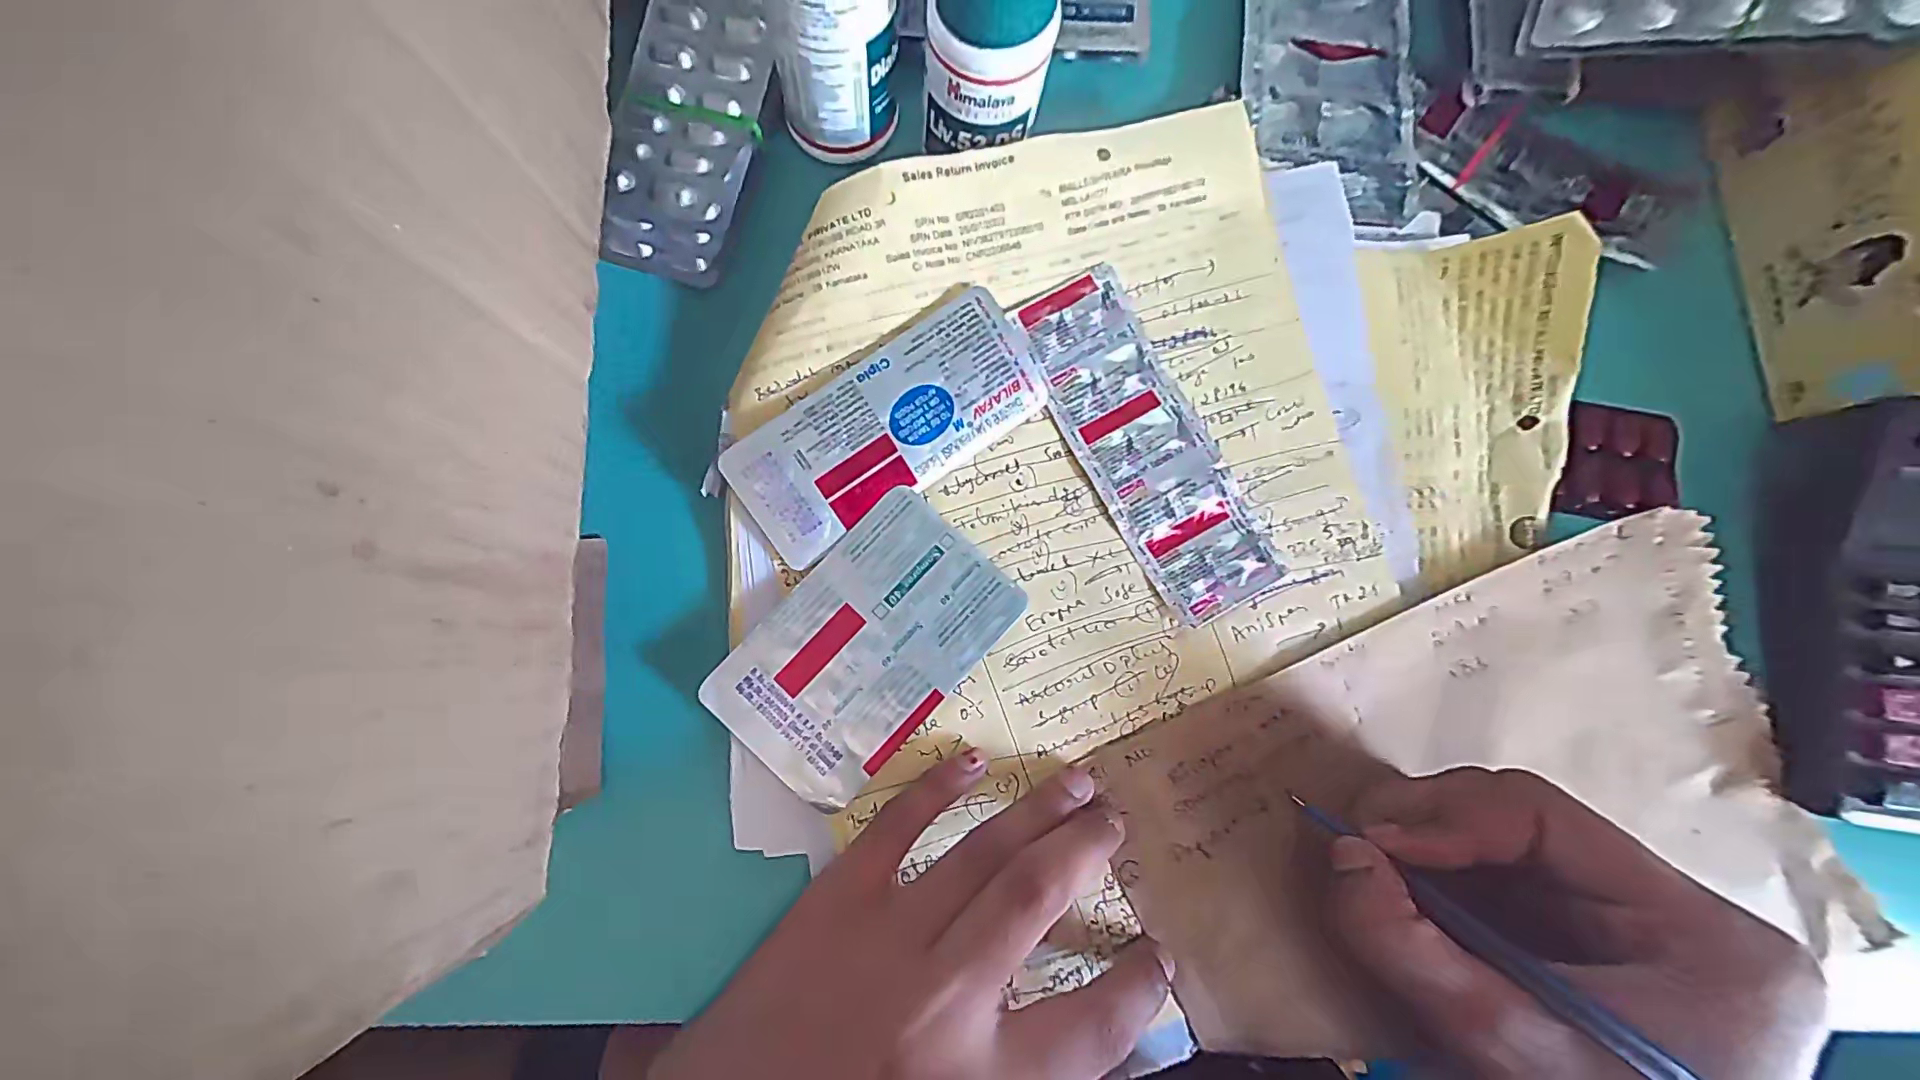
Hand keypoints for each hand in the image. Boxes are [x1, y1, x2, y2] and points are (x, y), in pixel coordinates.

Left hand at [634, 750, 1174, 1079]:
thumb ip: (1016, 1069)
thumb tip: (1076, 1026)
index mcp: (983, 1079)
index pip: (1095, 1028)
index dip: (1139, 985)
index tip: (1161, 948)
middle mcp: (948, 997)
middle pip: (1041, 900)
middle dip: (1089, 852)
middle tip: (1116, 819)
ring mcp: (890, 935)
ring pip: (986, 855)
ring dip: (1039, 812)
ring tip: (1079, 780)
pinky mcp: (838, 897)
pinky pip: (899, 827)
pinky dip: (939, 788)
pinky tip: (976, 760)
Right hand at [1325, 767, 1825, 1079]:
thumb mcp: (1503, 1046)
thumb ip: (1413, 949)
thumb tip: (1343, 850)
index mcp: (1701, 932)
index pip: (1542, 815)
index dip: (1445, 817)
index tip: (1373, 842)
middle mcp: (1673, 907)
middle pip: (1515, 815)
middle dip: (1424, 823)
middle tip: (1361, 846)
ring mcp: (1629, 919)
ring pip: (1497, 838)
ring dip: (1423, 846)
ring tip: (1377, 870)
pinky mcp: (1585, 935)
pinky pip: (1493, 874)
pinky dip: (1436, 874)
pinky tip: (1407, 893)